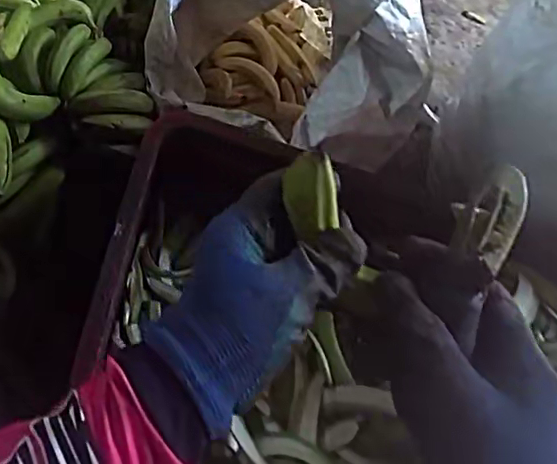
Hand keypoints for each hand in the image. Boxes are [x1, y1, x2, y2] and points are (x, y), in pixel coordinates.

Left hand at [143, 172, 364, 435]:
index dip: (306, 183)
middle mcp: (242, 237)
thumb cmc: (240, 325)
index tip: (342, 185)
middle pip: (284, 214)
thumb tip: (354, 237)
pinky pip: (287, 269)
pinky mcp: (256, 291)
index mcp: (240, 225)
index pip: (274, 187)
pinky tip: (338, 282)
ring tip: (353, 256)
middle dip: (319, 219)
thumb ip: (320, 263)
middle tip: (355, 233)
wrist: (201, 374)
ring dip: (318, 248)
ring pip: (288, 243)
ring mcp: (247, 264)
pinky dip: (311, 271)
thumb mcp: (287, 293)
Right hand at [379, 241, 556, 463]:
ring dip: (410, 334)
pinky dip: (415, 373)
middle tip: (373, 292)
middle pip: (460, 314)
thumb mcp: (448, 386)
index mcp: (519, 353)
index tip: (395, 250)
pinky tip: (394, 383)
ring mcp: (501, 407)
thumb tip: (390, 276)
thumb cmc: (486, 456)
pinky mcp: (482, 432)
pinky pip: (444, 385)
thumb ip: (419, 327)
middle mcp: (513, 373)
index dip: (440, 260)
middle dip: (416, 297)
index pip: (480, 283)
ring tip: (375, 334)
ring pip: (448, 349)